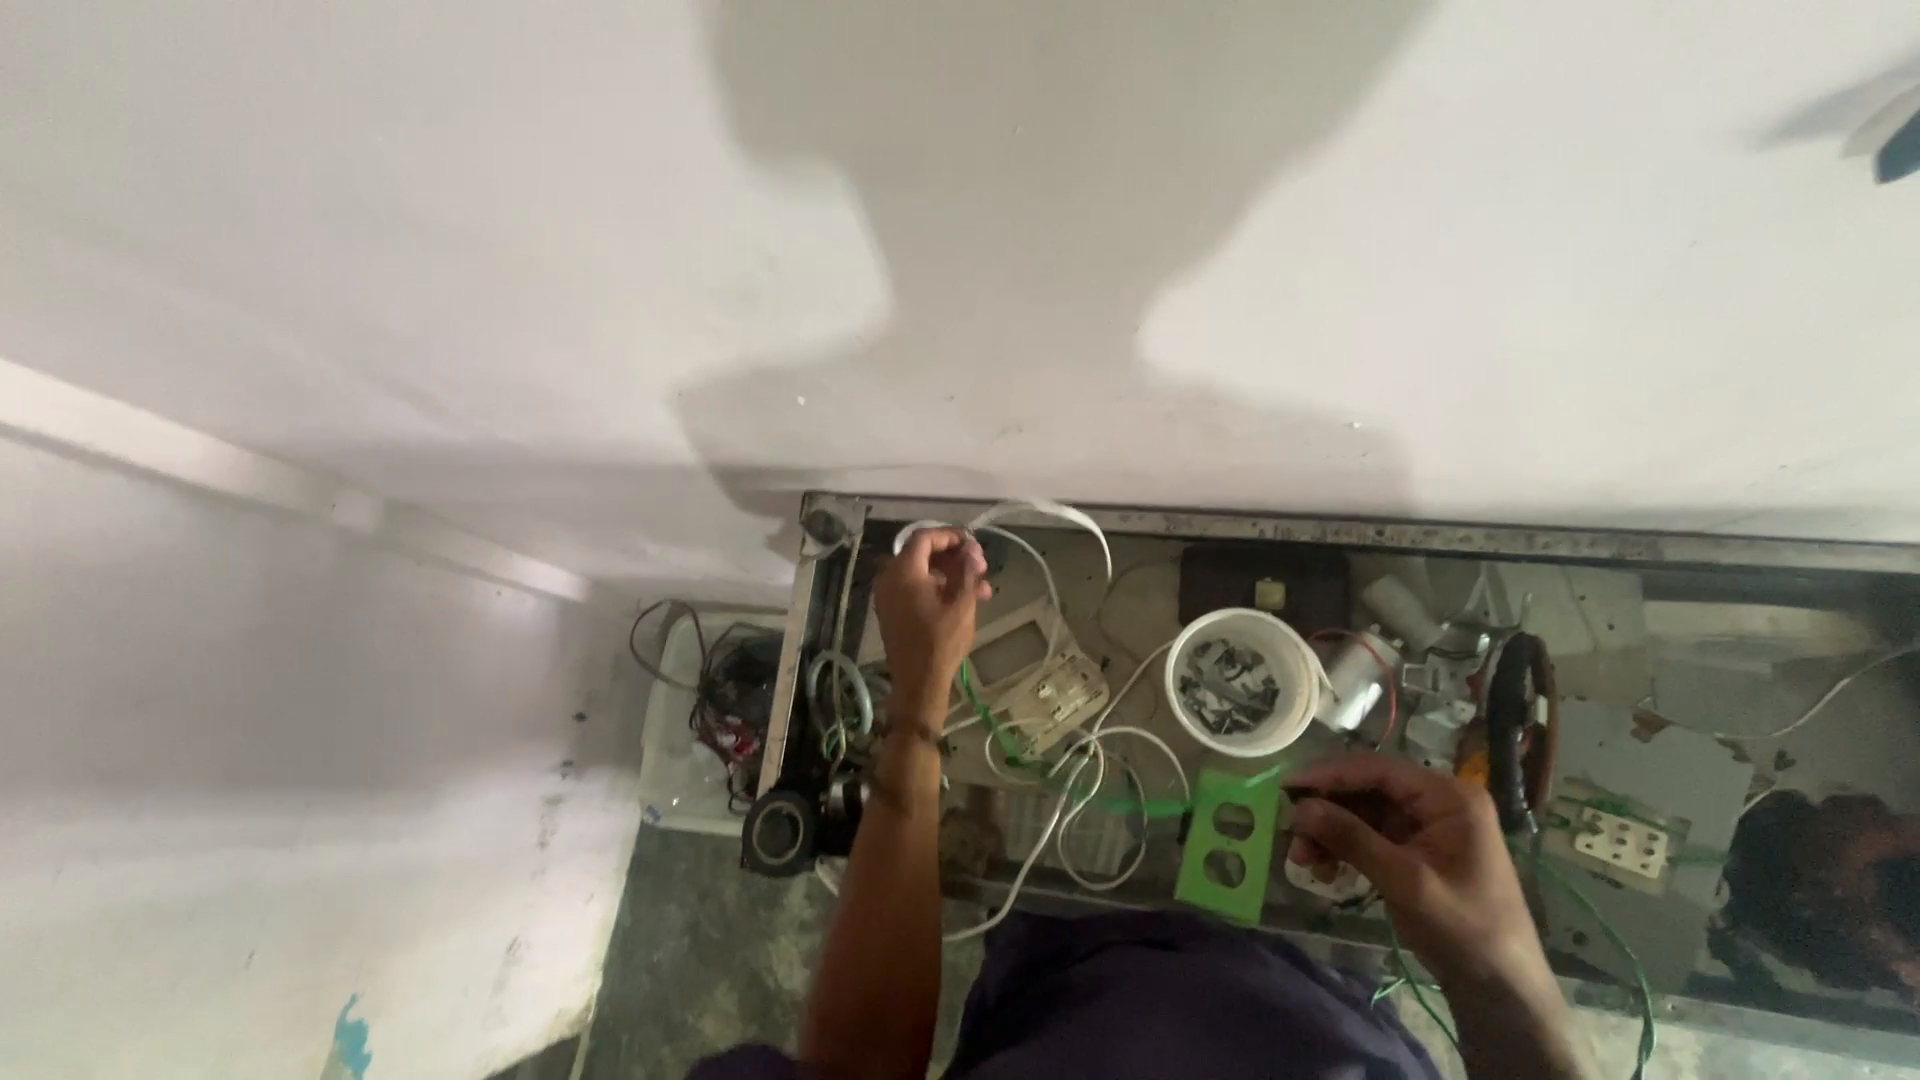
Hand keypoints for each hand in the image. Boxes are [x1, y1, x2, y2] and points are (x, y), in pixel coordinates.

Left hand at [875, 527, 990, 727]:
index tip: (973, 542)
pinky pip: (914, 588)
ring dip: (950, 574)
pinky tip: (964, 600)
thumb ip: (967, 570)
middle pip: (922, 553)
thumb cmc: (941, 641)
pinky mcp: (891, 610)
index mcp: (903, 571)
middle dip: (954, 557)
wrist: (918, 682)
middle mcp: (889, 578)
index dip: (950, 535)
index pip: (924, 537)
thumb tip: (971, 548)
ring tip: (982, 588)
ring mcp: (887, 595)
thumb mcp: (961, 603)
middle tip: (980, 565)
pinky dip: (937, 588)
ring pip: (921, 572)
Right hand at [1286, 754, 1551, 995]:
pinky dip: (1342, 846)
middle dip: (1325, 808)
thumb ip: (1353, 839)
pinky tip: (1322, 867)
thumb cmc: (1465, 929)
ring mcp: (1424, 824)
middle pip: (1364, 788)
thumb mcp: (1406, 882)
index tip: (1285, 786)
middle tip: (1290, 831)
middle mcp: (1436, 801)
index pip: (1376, 769)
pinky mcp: (1413, 847)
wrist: (1501, 986)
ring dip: (1328, 830)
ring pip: (1360, 811)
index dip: (1328, 774)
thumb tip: (1300, 808)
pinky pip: (1367, 833)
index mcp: (1447, 796)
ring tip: (1302, 857)